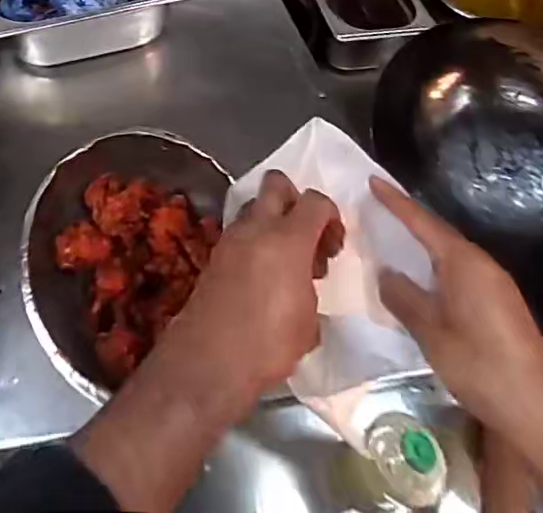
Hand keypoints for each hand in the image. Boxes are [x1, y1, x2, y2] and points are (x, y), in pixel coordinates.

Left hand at [73, 170, 341, 510]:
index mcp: (288, 238)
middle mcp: (257, 227)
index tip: (333, 244)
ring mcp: (231, 238)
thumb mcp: (308, 322)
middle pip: (277, 183)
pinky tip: (263, 277)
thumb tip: (304, 284)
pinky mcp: (215, 254)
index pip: (315, 201)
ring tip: (285, 262)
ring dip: (273, 222)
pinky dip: (255, 242)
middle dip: (296, 200)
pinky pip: (241, 232)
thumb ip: (309, 287)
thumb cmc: (268, 342)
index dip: (330, 215)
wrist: (209, 358)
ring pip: (255, 207)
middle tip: (307, 238)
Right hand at [370, 178, 542, 512]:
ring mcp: (497, 285)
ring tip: (394, 240)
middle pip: (439, 233)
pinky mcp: (502, 306)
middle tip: (378, 207)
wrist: (540, 414)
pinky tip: (424, 280)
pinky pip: (461, 272)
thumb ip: (403, 296)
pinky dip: (437, 267)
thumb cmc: (480, 365)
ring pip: (451, 254)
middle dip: (409, 220)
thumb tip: (386, 273)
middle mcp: (483, 265)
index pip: (423, 221)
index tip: (373, 180)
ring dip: (423, 245)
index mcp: (464, 262)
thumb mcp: (430, 331)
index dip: (396, 201)